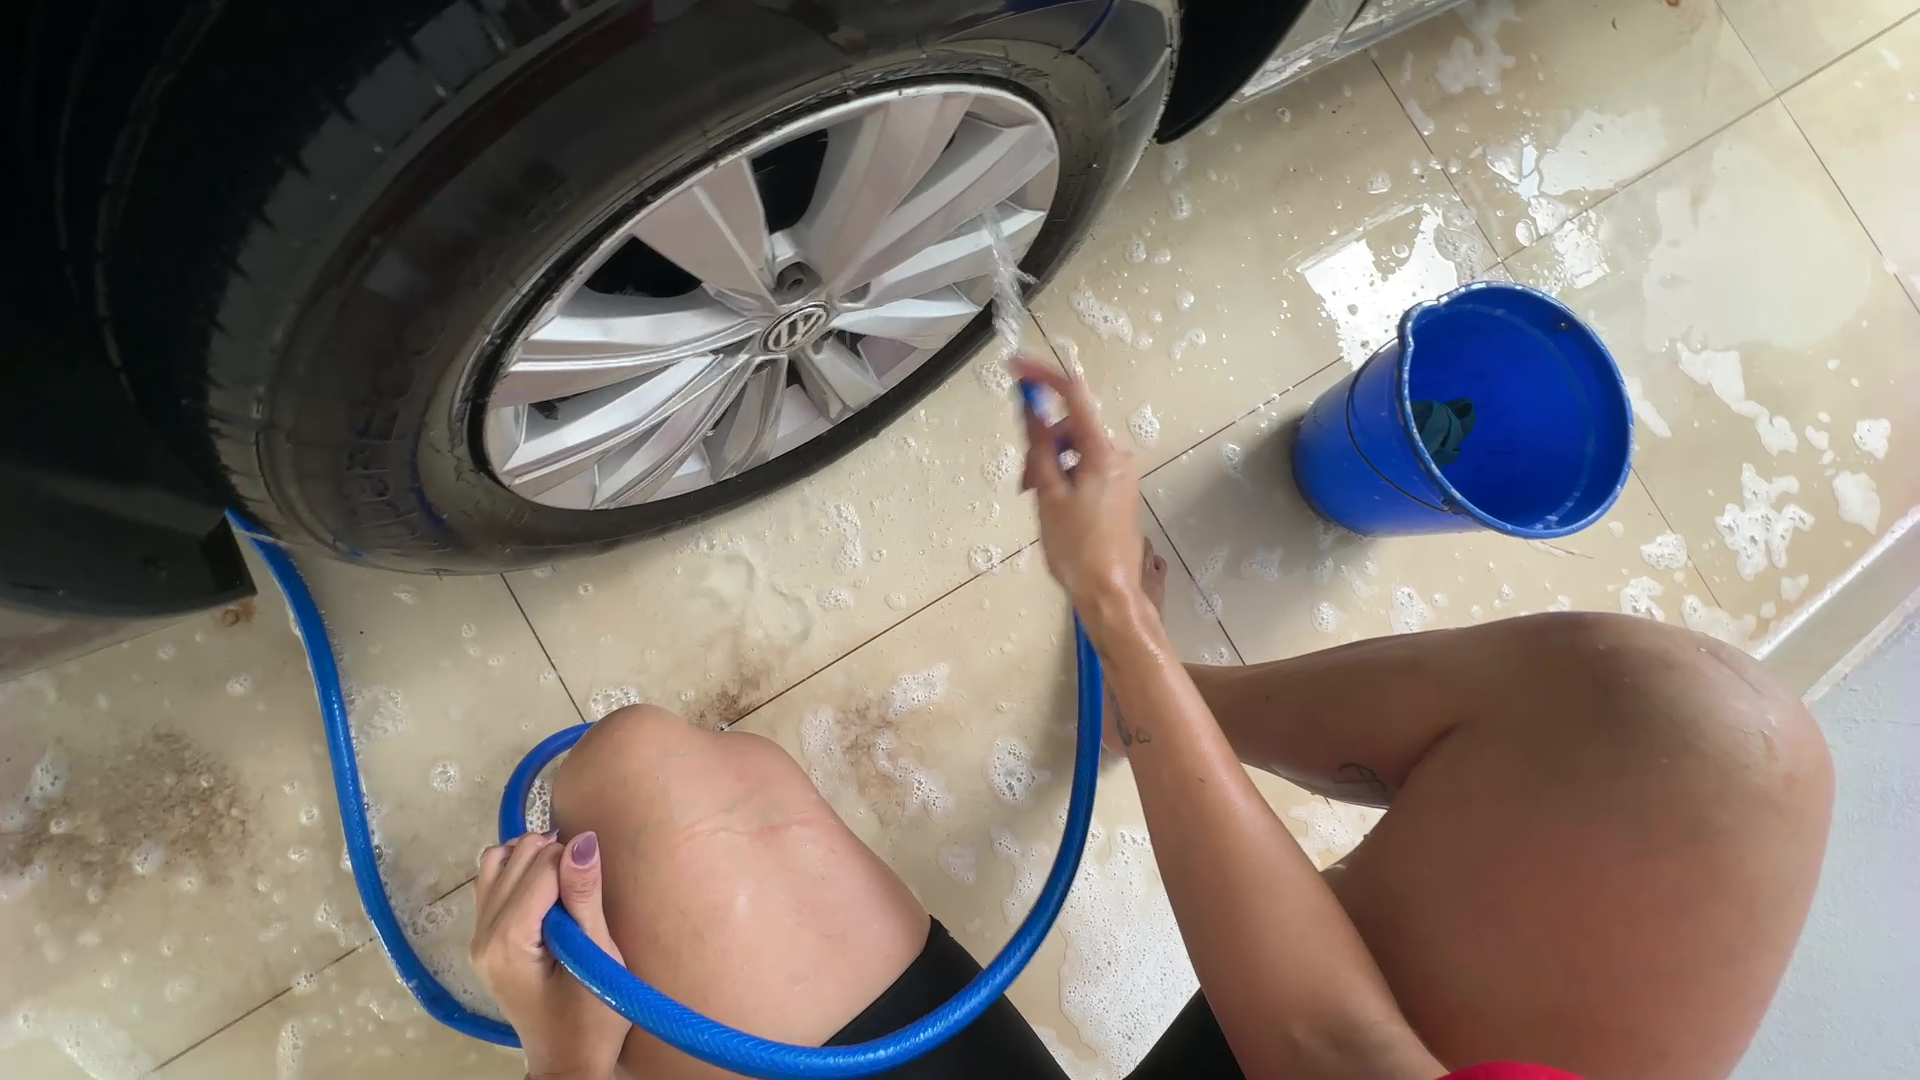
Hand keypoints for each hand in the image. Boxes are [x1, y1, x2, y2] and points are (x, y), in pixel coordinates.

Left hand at [470, 831, 629, 1079]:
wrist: (569, 1061)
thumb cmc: (592, 1015)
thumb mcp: (598, 955)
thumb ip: (585, 896)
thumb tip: (583, 839)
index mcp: (508, 941)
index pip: (542, 864)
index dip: (576, 861)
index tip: (597, 884)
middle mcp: (483, 936)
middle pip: (518, 857)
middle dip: (556, 854)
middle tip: (587, 883)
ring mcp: (479, 939)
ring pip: (498, 862)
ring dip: (534, 857)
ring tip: (567, 877)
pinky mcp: (486, 941)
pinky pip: (493, 881)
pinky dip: (520, 869)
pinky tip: (547, 885)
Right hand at [1012, 358, 1155, 644]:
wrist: (1109, 591)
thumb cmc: (1076, 548)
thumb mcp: (1049, 495)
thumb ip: (1040, 446)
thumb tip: (1031, 405)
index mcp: (1102, 452)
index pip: (1072, 395)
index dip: (1042, 376)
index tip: (1014, 367)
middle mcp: (1117, 454)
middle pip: (1071, 427)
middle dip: (1041, 444)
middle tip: (1024, 482)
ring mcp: (1120, 471)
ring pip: (1075, 449)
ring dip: (1050, 464)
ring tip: (1037, 500)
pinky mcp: (1118, 487)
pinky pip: (1085, 466)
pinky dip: (1064, 475)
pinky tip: (1053, 504)